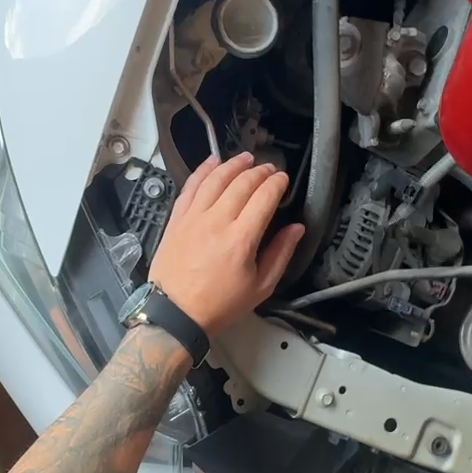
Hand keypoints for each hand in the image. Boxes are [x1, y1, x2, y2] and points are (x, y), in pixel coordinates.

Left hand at [148, 154, 305, 335]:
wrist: (175, 313)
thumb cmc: (219, 304)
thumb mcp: (260, 287)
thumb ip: (280, 254)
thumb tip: (296, 229)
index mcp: (241, 239)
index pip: (264, 198)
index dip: (276, 183)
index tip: (283, 179)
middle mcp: (217, 221)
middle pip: (241, 183)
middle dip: (259, 172)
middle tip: (269, 169)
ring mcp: (193, 217)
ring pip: (215, 179)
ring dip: (233, 165)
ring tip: (245, 159)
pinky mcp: (176, 219)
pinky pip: (191, 186)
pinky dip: (203, 171)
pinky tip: (212, 162)